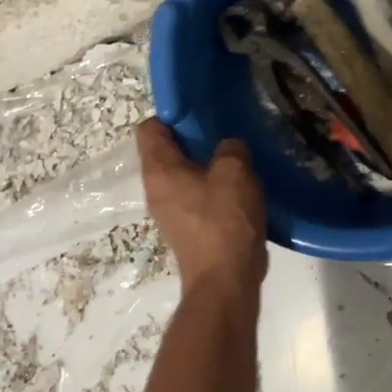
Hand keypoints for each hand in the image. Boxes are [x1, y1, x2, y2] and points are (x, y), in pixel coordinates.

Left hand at [136, 121, 267, 293]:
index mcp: (160, 171)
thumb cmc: (224, 221)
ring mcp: (173, 212)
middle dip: (195, 137)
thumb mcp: (234, 172)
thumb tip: (228, 149)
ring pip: (185, 173)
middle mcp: (158, 190)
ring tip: (238, 155)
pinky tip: (241, 186)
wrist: (225, 282)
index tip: (201, 108)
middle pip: (168, 150)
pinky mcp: (190, 228)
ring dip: (208, 162)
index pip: (149, 129)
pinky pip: (198, 194)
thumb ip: (230, 149)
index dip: (172, 114)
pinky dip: (216, 186)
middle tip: (225, 128)